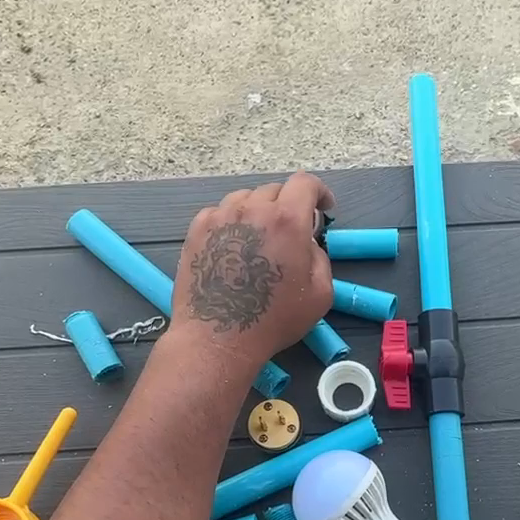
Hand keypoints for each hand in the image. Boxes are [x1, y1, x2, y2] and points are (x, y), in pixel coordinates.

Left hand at [166, 172, 334, 372]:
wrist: (218, 336)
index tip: (322, 205)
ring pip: (246, 199)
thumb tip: (308, 244)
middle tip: (290, 234)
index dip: (318, 191)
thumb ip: (320, 258)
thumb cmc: (273, 320)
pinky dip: (233, 223)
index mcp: (287, 221)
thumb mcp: (320, 295)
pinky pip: (221, 213)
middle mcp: (253, 209)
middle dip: (289, 207)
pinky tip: (235, 248)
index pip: (305, 183)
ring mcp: (221, 217)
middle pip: (275, 190)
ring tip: (260, 240)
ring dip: (259, 213)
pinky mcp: (198, 229)